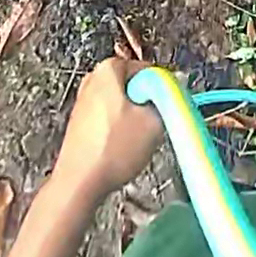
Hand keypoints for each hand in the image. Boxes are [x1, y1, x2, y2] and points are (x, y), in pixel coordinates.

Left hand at [50, 58, 164, 200]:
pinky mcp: (79, 123)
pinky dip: (118, 129)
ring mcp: (83, 101)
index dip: (161, 91)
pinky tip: (119, 148)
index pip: (149, 71)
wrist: (77, 188)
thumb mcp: (154, 121)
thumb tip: (179, 81)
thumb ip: (170, 97)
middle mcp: (93, 79)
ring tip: (133, 140)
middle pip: (135, 86)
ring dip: (133, 118)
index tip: (163, 109)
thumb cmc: (113, 150)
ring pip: (123, 103)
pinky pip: (110, 117)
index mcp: (109, 68)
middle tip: (150, 124)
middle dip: (146, 104)